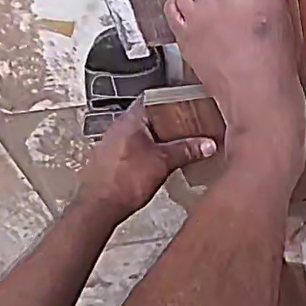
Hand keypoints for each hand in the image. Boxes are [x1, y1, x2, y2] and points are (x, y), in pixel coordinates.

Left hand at [72, 100, 216, 224]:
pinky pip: (132, 147)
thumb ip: (186, 150)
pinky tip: (157, 162)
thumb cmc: (122, 183)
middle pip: (148, 116)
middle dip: (168, 122)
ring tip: (176, 145)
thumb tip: (206, 144)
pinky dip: (147, 150)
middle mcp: (118, 127)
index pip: (153, 99)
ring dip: (157, 138)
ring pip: (140, 133)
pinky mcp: (110, 159)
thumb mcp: (163, 163)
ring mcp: (112, 143)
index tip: (187, 104)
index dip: (172, 100)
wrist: (99, 207)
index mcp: (130, 120)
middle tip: (187, 127)